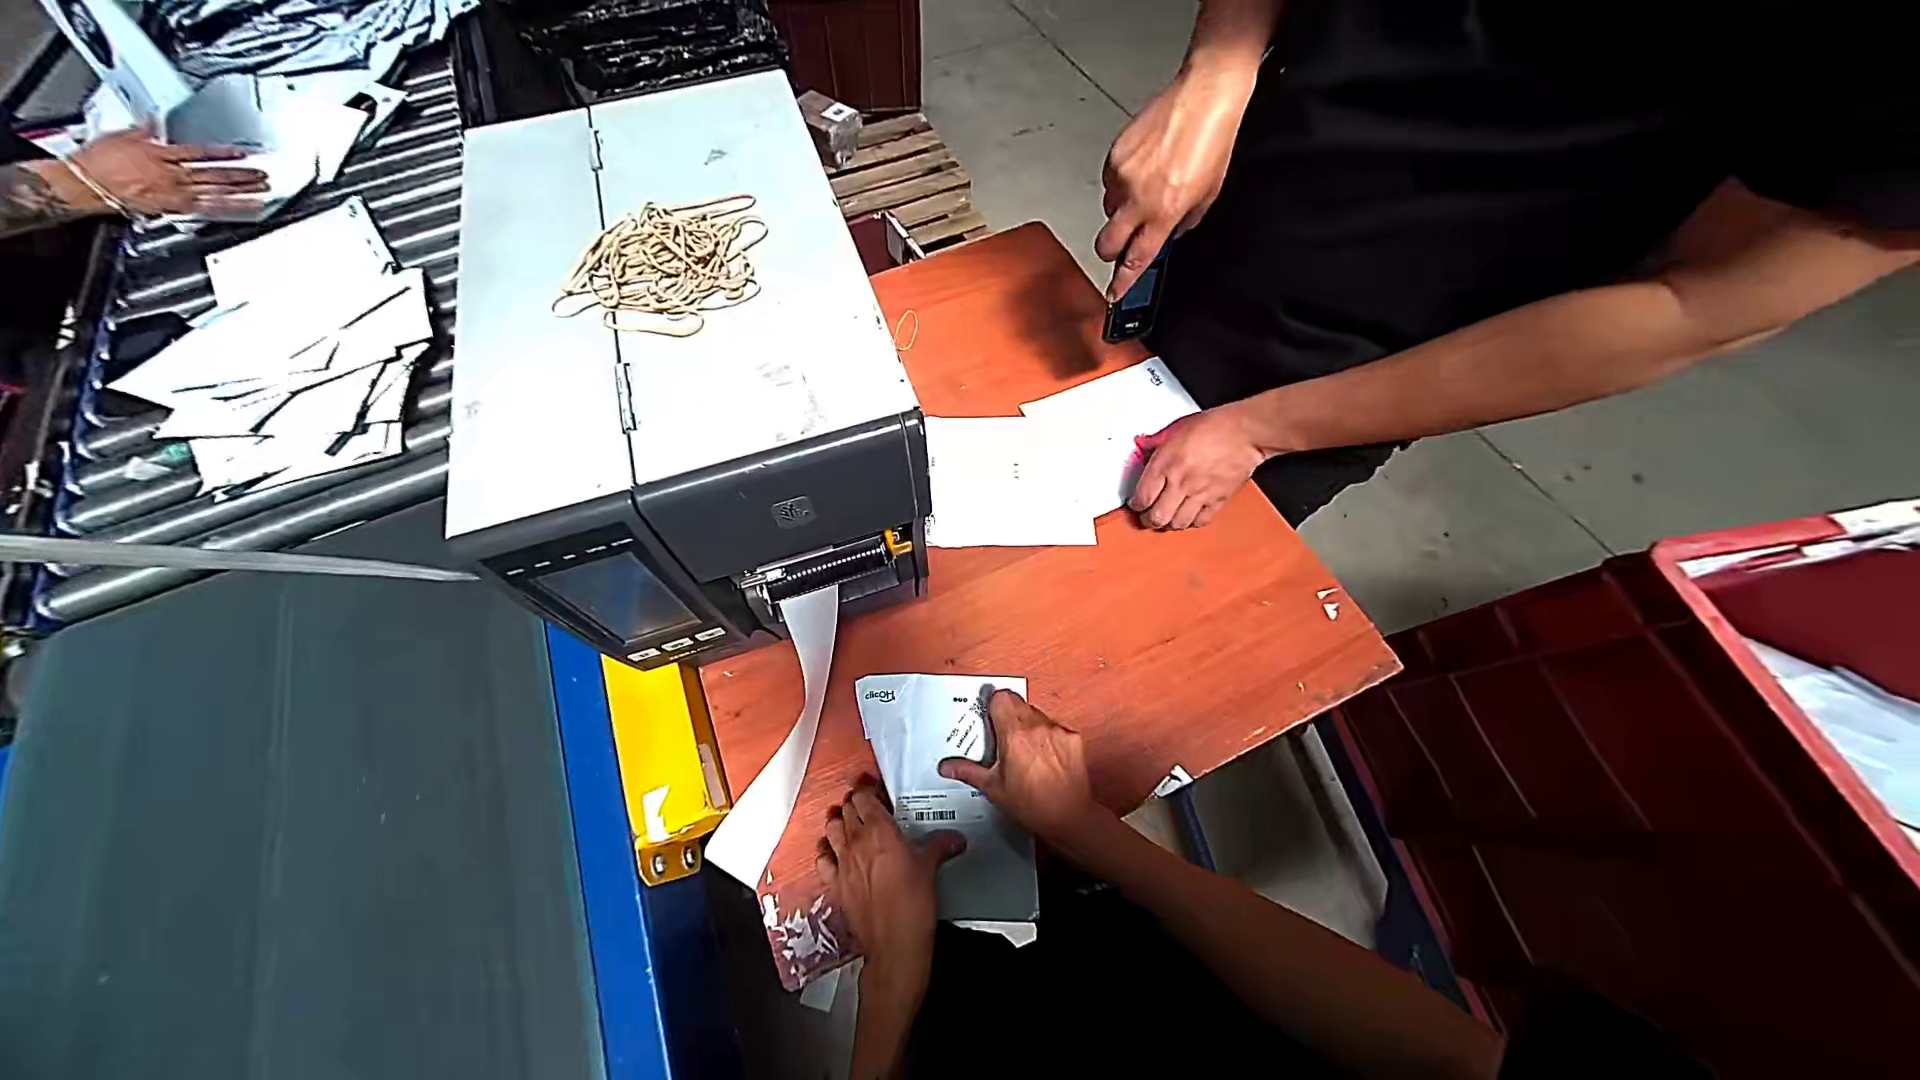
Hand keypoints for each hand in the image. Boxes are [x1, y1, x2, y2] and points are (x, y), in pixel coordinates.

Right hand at [68, 129, 267, 216]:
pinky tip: (251, 205)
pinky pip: (214, 207)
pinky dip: (236, 206)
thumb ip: (144, 130)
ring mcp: (180, 191)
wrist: (89, 183)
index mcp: (160, 154)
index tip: (240, 153)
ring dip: (245, 189)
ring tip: (264, 188)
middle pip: (215, 173)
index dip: (222, 152)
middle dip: (242, 174)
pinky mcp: (182, 206)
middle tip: (262, 174)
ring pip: (220, 190)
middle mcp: (174, 174)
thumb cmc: (99, 161)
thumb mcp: (120, 137)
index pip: (198, 152)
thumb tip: (154, 120)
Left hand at [816, 783, 964, 983]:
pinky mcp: (835, 885)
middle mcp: (857, 842)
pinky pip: (822, 859)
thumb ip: (939, 845)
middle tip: (868, 805)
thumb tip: (954, 839)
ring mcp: (843, 863)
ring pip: (831, 828)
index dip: (867, 789)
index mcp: (880, 831)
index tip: (875, 789)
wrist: (894, 945)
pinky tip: (835, 852)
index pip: (864, 797)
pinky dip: (826, 851)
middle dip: (855, 803)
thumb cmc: (913, 904)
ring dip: (839, 822)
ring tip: (851, 823)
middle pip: (847, 809)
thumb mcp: (930, 867)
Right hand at [939, 690, 1098, 841]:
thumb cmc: (1033, 806)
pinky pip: (1054, 725)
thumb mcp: (994, 788)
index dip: (992, 704)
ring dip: (1027, 723)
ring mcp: (1056, 730)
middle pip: (1017, 701)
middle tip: (1002, 733)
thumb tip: (948, 767)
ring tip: (1023, 748)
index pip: (1000, 697)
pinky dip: (1046, 734)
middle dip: (1007, 713)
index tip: (989, 715)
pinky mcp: (1072, 737)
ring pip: (1035, 712)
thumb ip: (968, 771)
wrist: (1069, 817)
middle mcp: (1037, 728)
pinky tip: (1042, 754)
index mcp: (1014, 736)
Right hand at [1095, 64, 1257, 300]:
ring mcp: (1122, 178)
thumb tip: (1169, 234)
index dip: (1122, 283)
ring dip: (1120, 212)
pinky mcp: (1114, 157)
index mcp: (1163, 213)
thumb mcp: (1207, 195)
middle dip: (1112, 252)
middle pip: (1107, 246)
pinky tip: (1141, 170)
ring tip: (1144, 191)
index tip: (1114, 294)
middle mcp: (1138, 199)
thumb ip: (1183, 222)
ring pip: (1107, 213)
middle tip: (1123, 245)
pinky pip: (1109, 184)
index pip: (1135, 261)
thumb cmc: (1212, 138)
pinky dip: (1121, 184)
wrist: (1205, 94)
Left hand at [1130, 403, 1266, 529]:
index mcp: (1166, 464)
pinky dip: (1192, 522)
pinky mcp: (1218, 499)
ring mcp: (1200, 493)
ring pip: (1177, 523)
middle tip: (1147, 517)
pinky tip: (1188, 515)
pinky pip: (1201, 521)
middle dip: (1148, 520)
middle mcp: (1181, 482)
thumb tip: (1141, 446)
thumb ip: (1155, 442)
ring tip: (1167, 517)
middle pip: (1157, 517)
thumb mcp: (1175, 429)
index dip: (1135, 505)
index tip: (1136, 504)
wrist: (1245, 431)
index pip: (1142, 497)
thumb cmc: (1214, 426)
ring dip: (1169, 524)